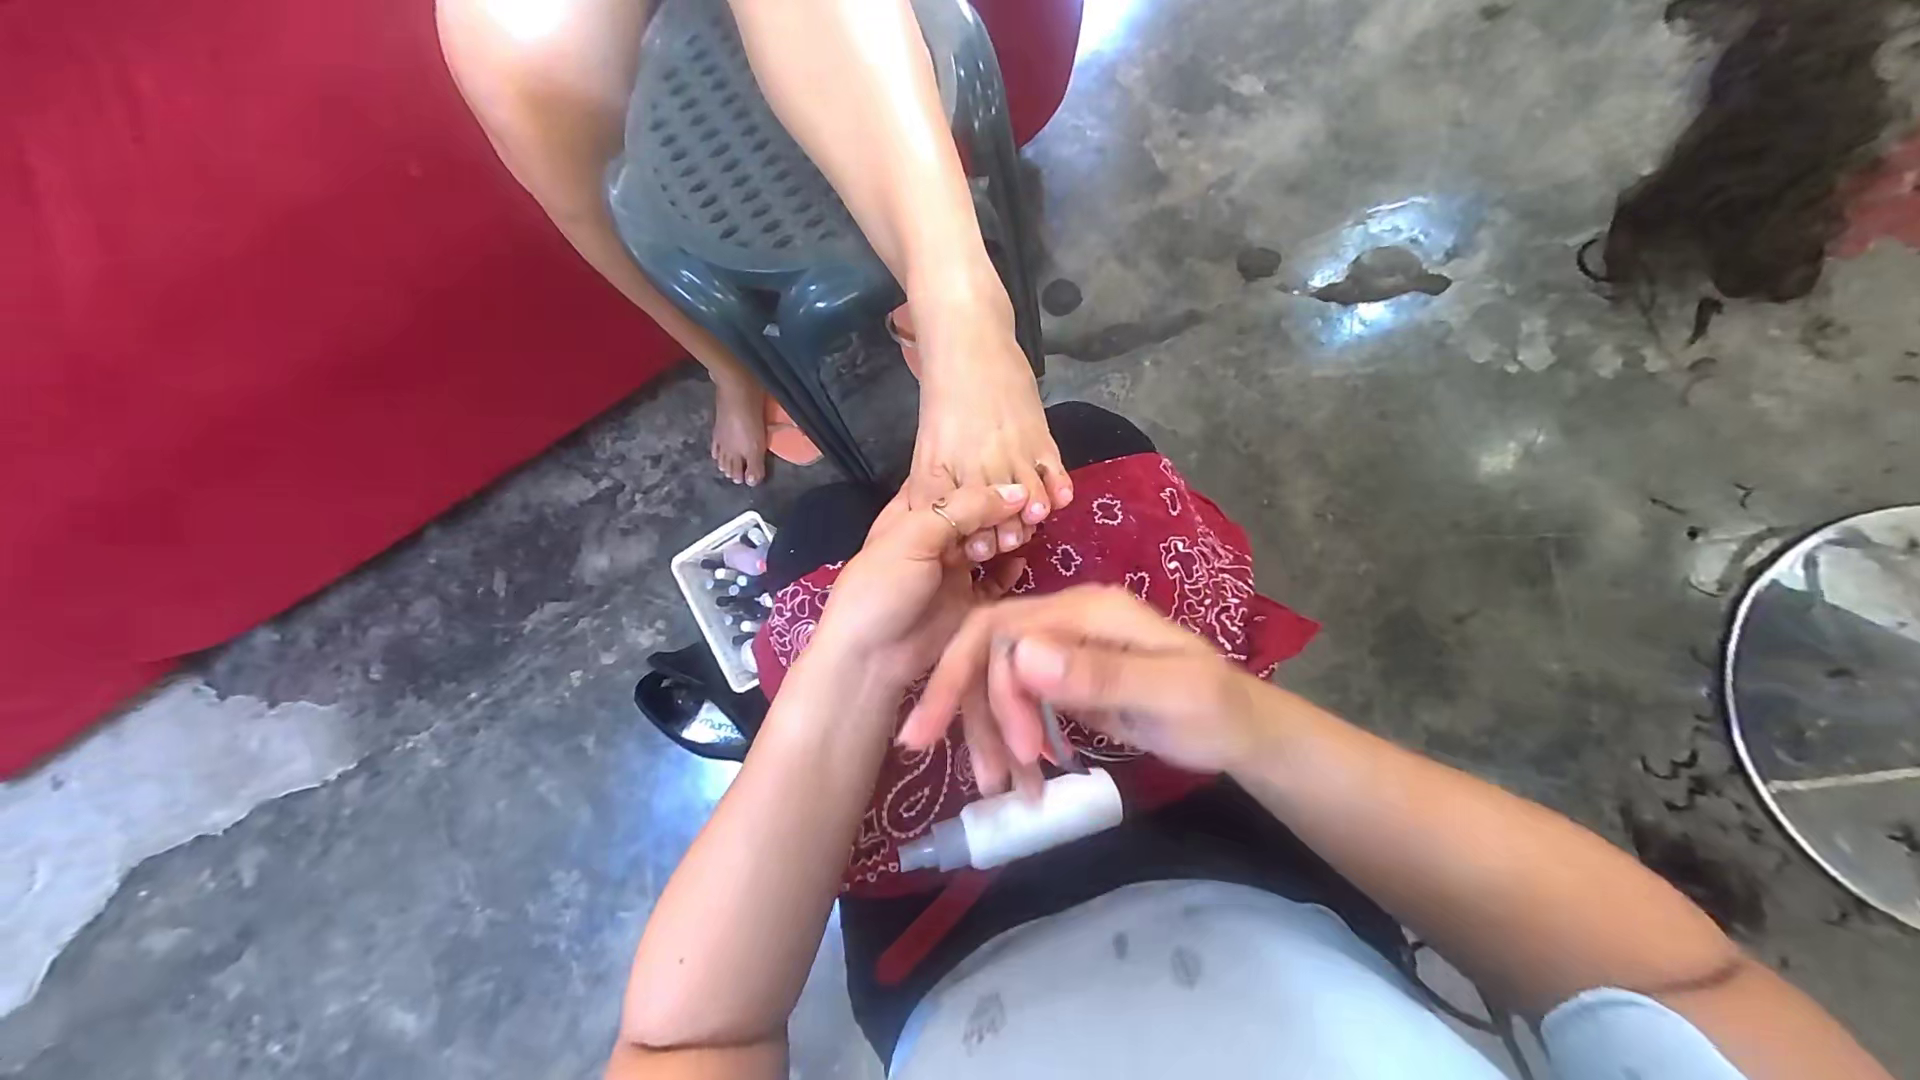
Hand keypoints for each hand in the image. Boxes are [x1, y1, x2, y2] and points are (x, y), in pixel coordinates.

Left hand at [807, 483, 1031, 690]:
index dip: (981, 475)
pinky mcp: (967, 601)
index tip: (1013, 474)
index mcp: (912, 513)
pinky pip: (996, 580)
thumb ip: (963, 508)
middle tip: (1021, 513)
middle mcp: (934, 537)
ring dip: (1006, 536)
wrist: (871, 659)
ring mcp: (952, 570)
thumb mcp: (915, 535)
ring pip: (989, 542)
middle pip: (975, 512)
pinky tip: (1019, 562)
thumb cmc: (882, 587)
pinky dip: (1009, 570)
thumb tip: (1017, 492)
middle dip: (999, 510)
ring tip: (1021, 535)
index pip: (952, 481)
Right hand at [899, 586, 1265, 792]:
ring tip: (1002, 789)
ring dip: (989, 732)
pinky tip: (1020, 776)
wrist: (1239, 729)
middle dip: (970, 708)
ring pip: (996, 679)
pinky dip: (1008, 738)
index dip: (984, 685)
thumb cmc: (1215, 710)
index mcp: (1086, 611)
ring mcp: (1063, 648)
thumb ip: (1100, 672)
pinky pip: (1016, 701)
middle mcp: (1066, 620)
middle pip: (989, 650)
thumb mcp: (1170, 694)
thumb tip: (1021, 655)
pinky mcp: (1063, 678)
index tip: (1008, 752)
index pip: (1004, 630)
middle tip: (975, 773)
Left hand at [904, 294, 1072, 562]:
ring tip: (1030, 523)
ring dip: (1028, 518)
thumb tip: (950, 522)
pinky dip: (1057, 488)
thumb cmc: (943, 396)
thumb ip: (936, 485)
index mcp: (938, 470)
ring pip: (1024, 499)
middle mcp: (974, 466)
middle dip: (997, 535)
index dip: (961, 539)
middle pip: (989, 516)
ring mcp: (1010, 450)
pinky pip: (1053, 471)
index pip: (948, 518)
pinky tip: (1059, 500)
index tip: (968, 550)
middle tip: (1004, 542)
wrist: (968, 342)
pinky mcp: (1039, 435)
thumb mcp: (927, 447)